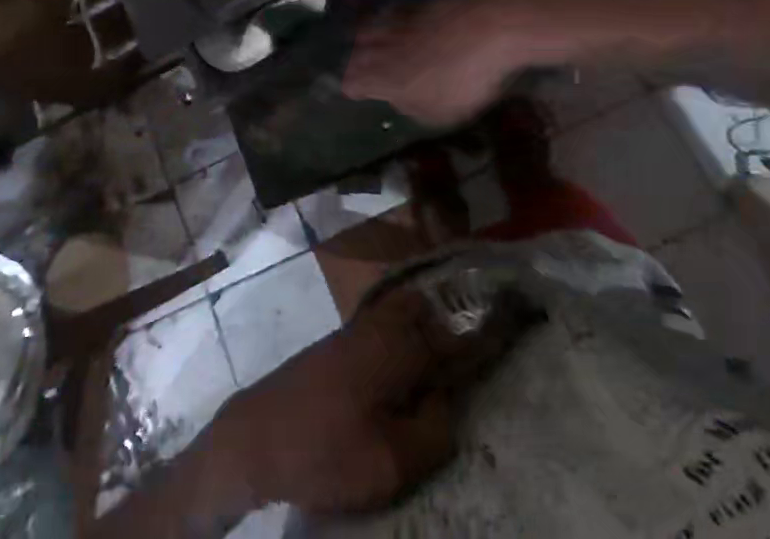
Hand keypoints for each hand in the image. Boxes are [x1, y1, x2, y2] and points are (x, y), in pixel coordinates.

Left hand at [202, 286, 536, 516]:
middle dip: (453, 322)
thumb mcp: (390, 461)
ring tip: (442, 368)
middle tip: (472, 354)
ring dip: (426, 331)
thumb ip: (434, 430)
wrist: (250, 438)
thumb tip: (449, 401)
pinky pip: (382, 330)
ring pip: (402, 316)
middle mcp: (377, 328)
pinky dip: (402, 340)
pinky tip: (404, 376)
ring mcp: (353, 333)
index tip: (520, 318)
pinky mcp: (336, 347)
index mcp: (397, 349)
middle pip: (426, 309)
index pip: (456, 337)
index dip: (490, 332)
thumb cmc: (321, 450)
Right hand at [342, 0, 533, 126]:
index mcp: (384, 78)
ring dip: (372, 37)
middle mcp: (383, 47)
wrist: (489, 25)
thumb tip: (400, 98)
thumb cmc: (465, 79)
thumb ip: (413, 108)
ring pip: (373, 27)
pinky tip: (408, 27)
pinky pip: (399, 14)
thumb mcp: (441, 112)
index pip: (352, 82)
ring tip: (379, 44)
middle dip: (357, 62)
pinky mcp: (422, 3)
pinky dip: (397, 21)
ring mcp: (402, 21)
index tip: (357, 92)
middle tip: (364, 68)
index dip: (354, 88)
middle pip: (357, 52)